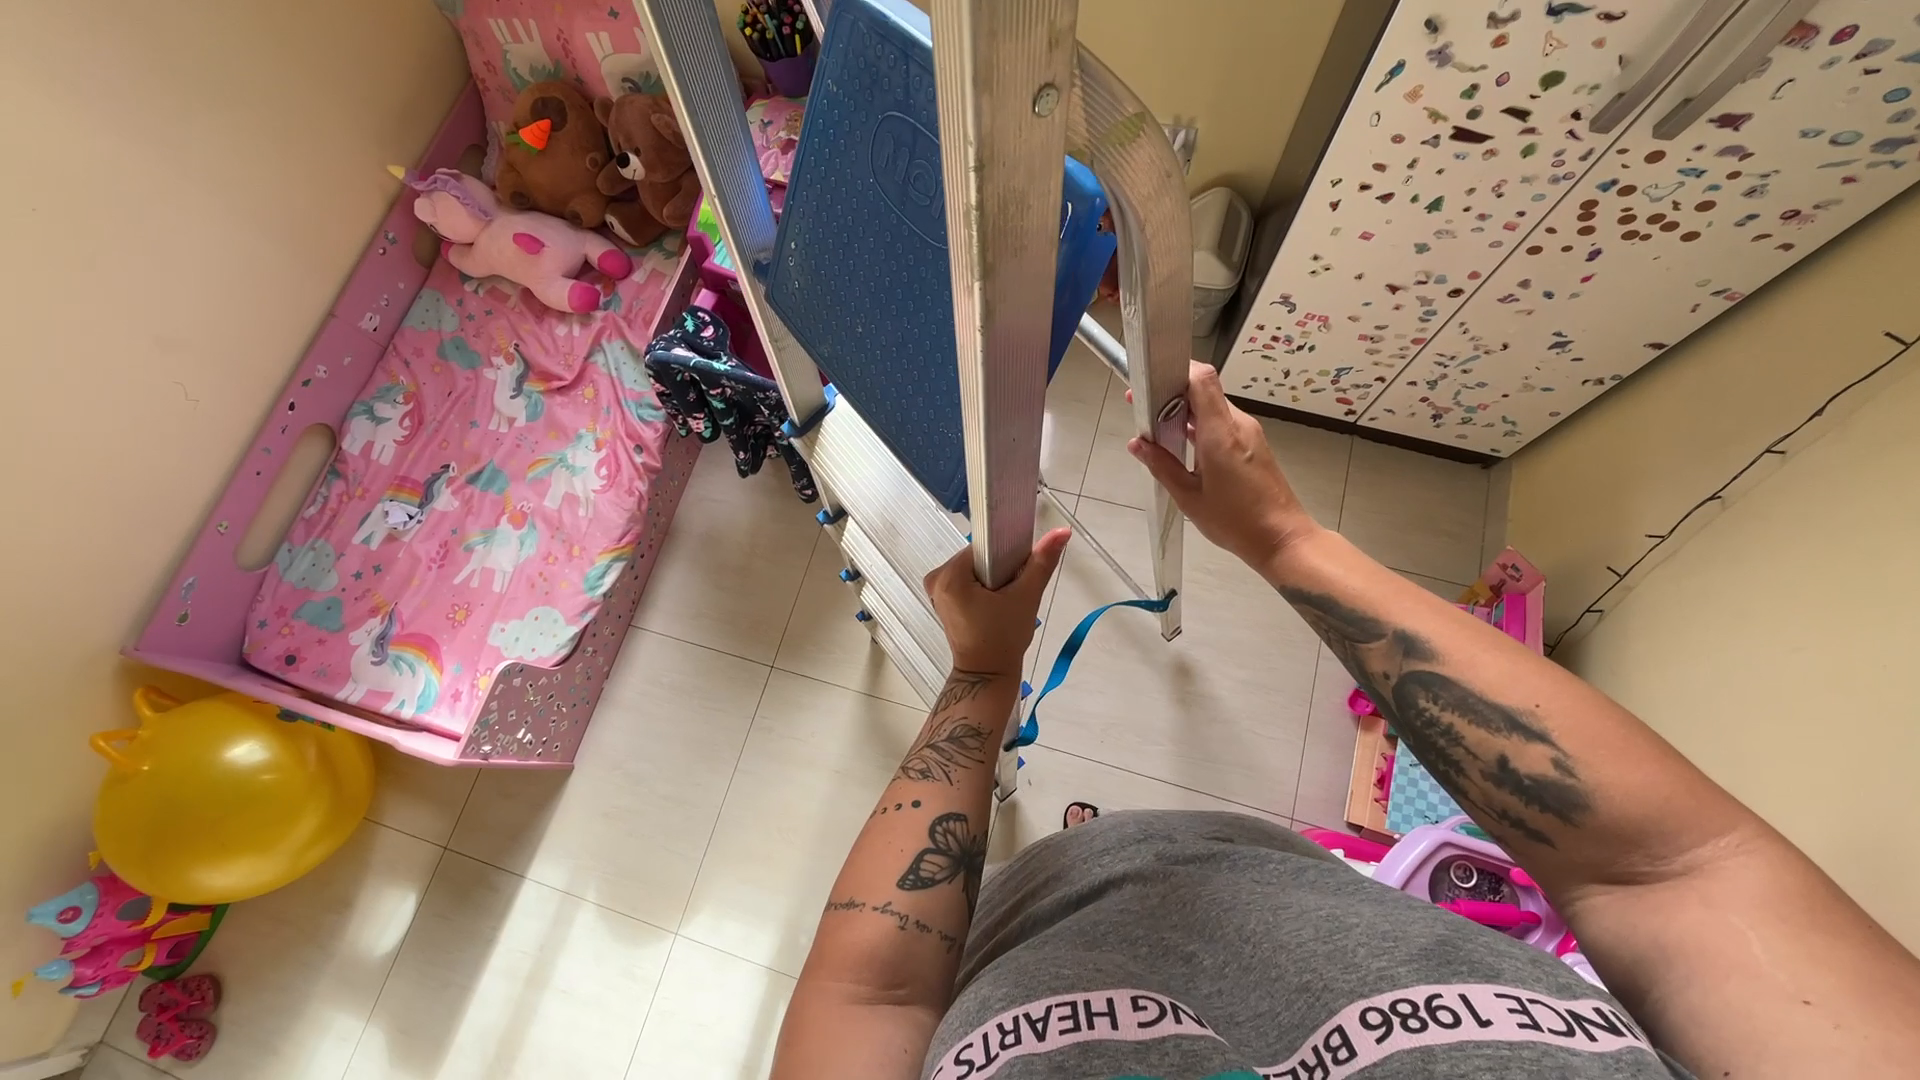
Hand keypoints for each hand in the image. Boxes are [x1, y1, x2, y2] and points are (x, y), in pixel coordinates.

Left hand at [923, 528, 1071, 678]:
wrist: (988, 675)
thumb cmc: (1003, 639)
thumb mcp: (1026, 597)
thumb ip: (1042, 563)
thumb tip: (1062, 532)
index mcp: (949, 576)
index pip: (983, 548)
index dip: (1004, 556)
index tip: (1018, 572)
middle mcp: (937, 580)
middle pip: (977, 558)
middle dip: (999, 569)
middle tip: (1012, 592)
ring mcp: (936, 591)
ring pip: (974, 569)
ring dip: (992, 579)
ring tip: (1005, 600)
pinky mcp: (943, 601)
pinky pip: (967, 581)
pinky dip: (983, 587)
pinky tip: (996, 603)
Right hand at [1127, 361, 1319, 570]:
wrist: (1281, 538)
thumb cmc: (1236, 521)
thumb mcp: (1189, 497)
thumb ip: (1161, 466)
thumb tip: (1138, 444)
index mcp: (1220, 433)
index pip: (1201, 379)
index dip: (1173, 372)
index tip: (1147, 385)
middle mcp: (1238, 425)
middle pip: (1203, 390)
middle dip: (1171, 393)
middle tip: (1142, 410)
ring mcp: (1248, 433)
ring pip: (1211, 406)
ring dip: (1184, 411)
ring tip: (1157, 429)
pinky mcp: (1252, 444)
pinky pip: (1221, 422)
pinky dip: (1198, 425)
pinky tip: (1180, 444)